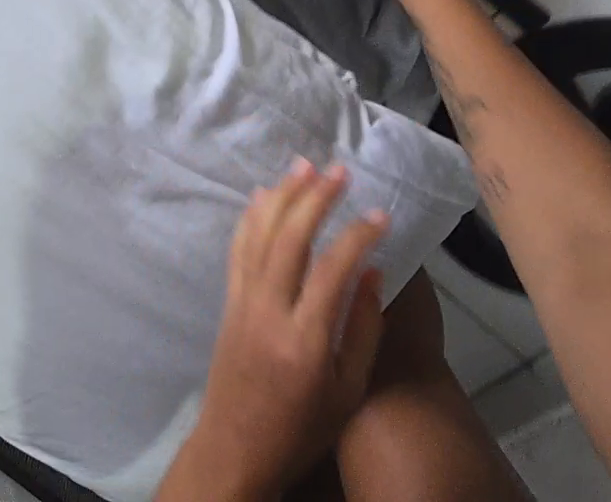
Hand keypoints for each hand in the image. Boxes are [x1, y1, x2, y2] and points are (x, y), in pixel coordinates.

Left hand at [158, 159, 389, 500]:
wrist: (235, 446)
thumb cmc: (301, 425)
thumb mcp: (348, 391)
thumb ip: (364, 329)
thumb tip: (374, 271)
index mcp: (305, 340)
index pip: (332, 270)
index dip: (358, 235)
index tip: (382, 214)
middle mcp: (268, 311)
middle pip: (289, 239)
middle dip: (315, 198)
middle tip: (338, 170)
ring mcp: (243, 301)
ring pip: (260, 235)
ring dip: (282, 195)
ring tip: (304, 165)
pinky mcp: (228, 300)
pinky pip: (238, 248)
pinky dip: (251, 216)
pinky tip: (263, 195)